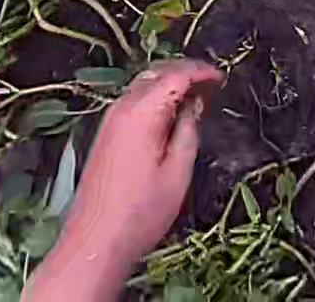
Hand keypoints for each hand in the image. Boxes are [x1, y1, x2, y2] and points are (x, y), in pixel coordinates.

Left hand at [24, 59, 223, 301]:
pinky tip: (170, 112)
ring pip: (146, 82)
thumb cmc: (140, 212)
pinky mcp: (107, 130)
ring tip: (195, 96)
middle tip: (211, 85)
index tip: (220, 77)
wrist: (93, 243)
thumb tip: (194, 104)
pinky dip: (156, 94)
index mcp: (143, 111)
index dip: (201, 72)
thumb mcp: (177, 173)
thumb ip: (189, 131)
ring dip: (171, 82)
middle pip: (159, 72)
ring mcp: (112, 116)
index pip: (176, 75)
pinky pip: (136, 97)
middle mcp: (124, 105)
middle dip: (187, 72)